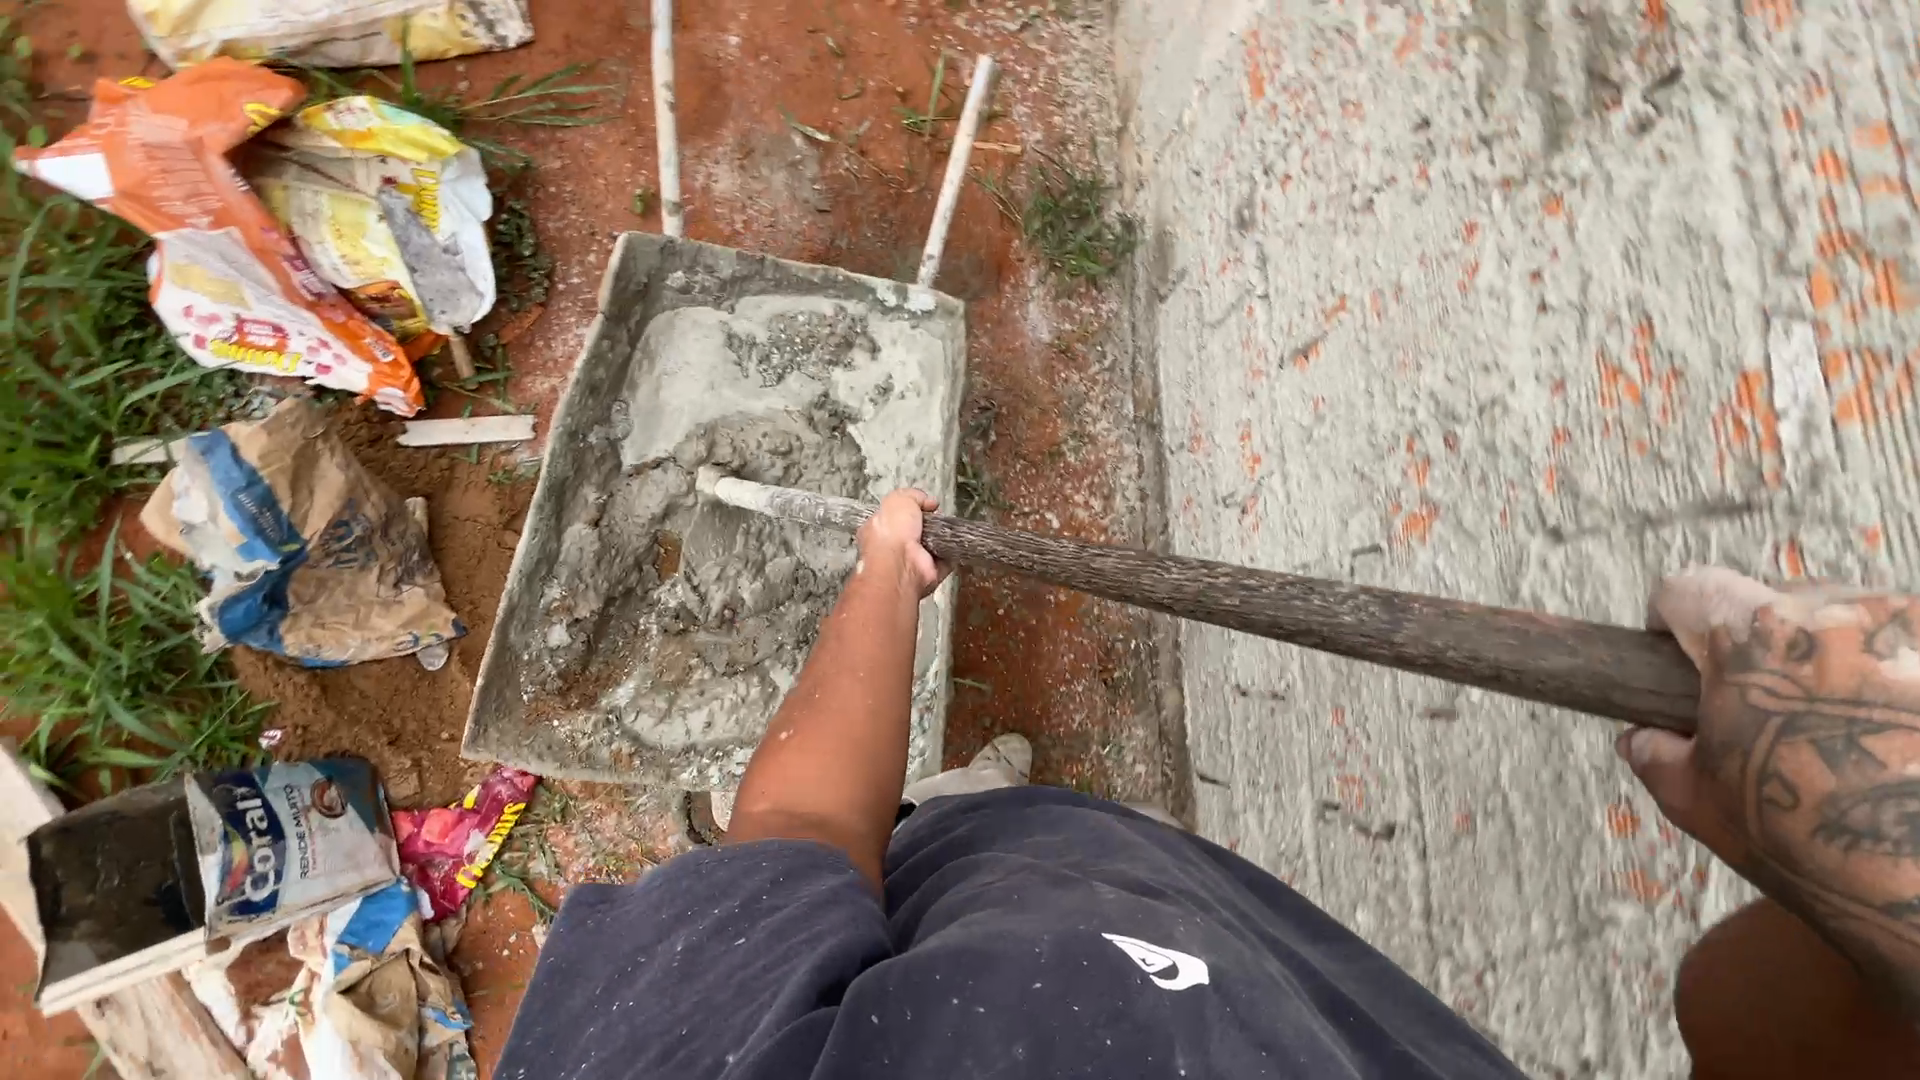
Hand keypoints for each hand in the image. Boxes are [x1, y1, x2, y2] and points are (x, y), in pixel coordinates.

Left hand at [855, 489, 950, 598]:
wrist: (901, 563)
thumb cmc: (890, 533)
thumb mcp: (898, 500)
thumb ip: (913, 495)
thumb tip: (928, 501)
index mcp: (877, 528)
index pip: (893, 516)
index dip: (910, 508)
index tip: (924, 503)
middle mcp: (892, 547)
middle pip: (915, 530)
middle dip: (928, 523)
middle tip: (936, 516)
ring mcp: (910, 561)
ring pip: (931, 544)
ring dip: (940, 536)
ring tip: (943, 528)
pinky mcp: (928, 572)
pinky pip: (945, 559)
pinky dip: (950, 551)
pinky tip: (952, 542)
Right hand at [1620, 566, 1919, 1010]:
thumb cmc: (1818, 848)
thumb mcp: (1693, 799)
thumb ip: (1654, 751)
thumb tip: (1649, 737)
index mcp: (1754, 637)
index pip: (1688, 588)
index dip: (1669, 621)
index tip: (1675, 654)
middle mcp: (1845, 617)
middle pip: (1779, 599)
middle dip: (1765, 643)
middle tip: (1769, 707)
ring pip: (1859, 622)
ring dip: (1841, 660)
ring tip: (1850, 730)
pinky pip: (1915, 654)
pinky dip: (1900, 684)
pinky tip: (1898, 737)